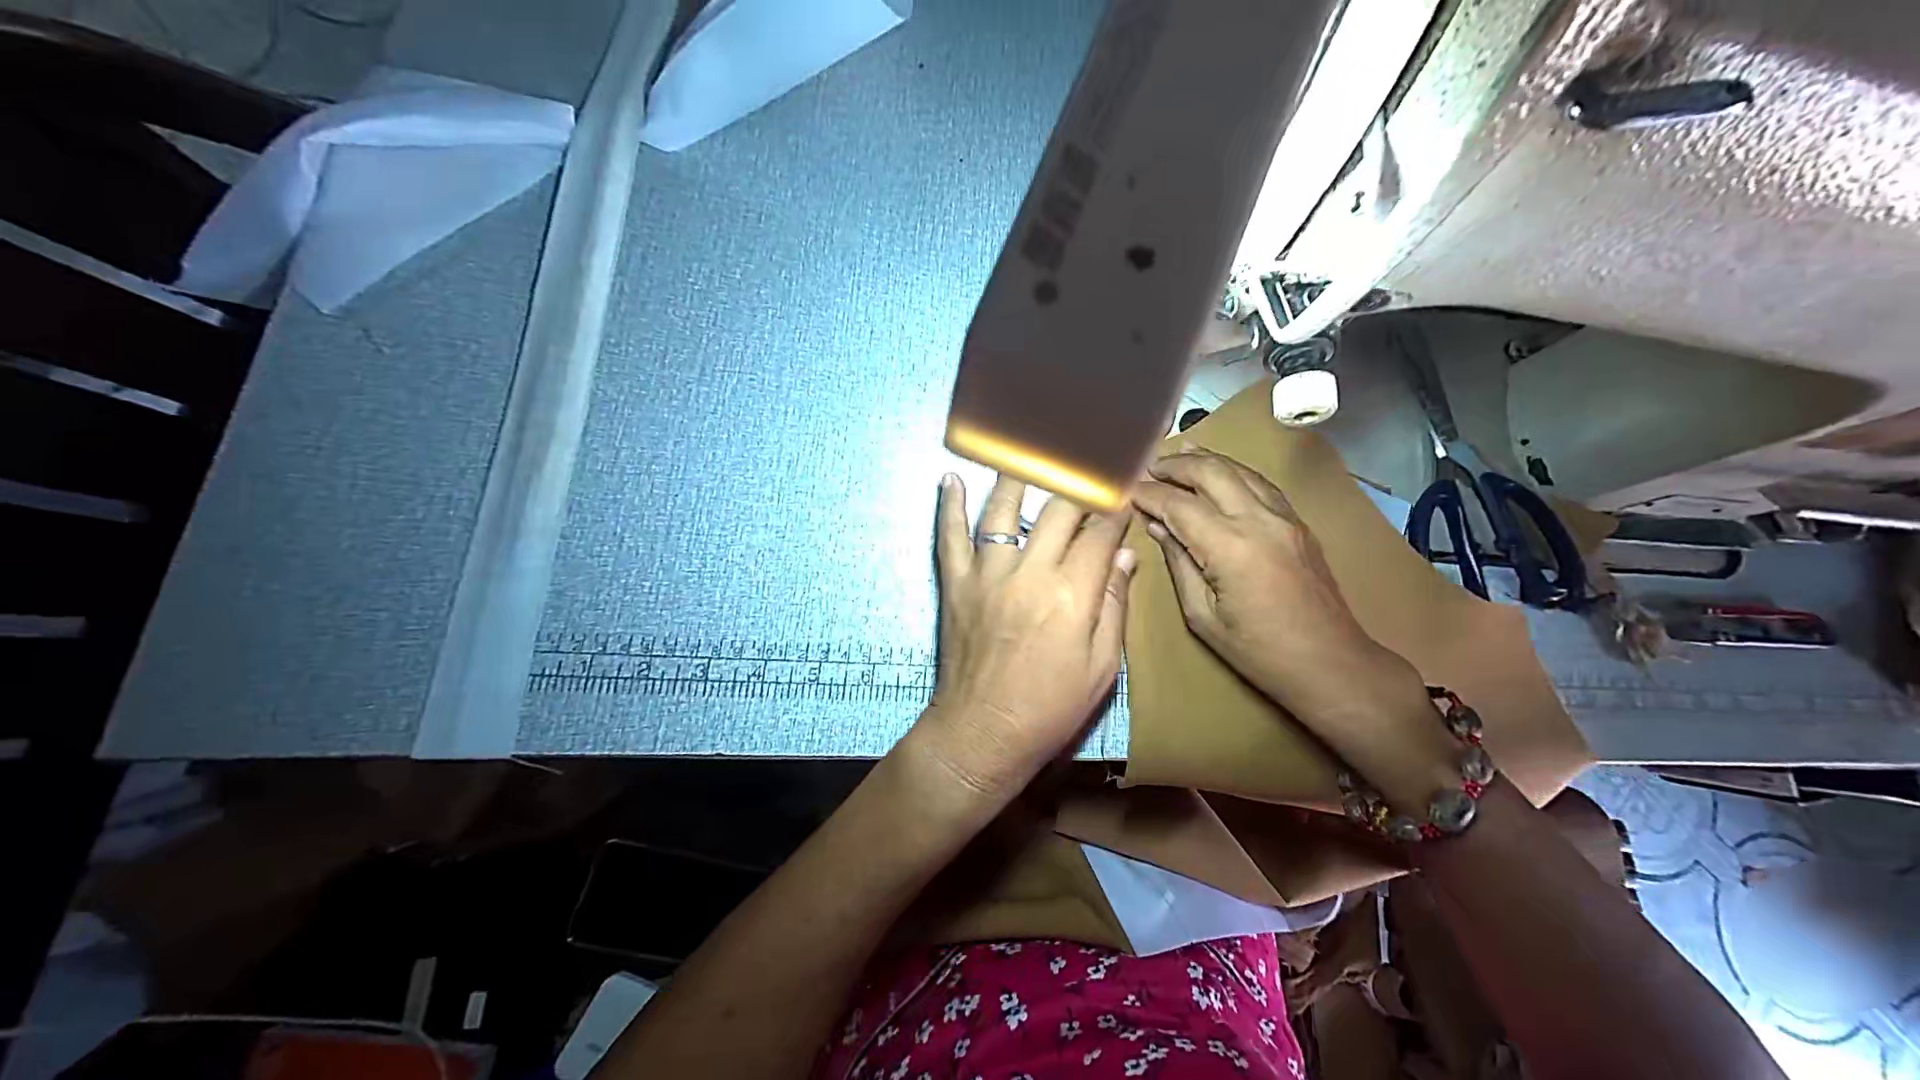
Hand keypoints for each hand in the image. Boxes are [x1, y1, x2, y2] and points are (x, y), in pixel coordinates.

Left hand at [912, 473, 1135, 801]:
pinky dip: (950, 507)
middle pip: (1058, 510)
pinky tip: (951, 479)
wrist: (984, 732)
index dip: (1116, 503)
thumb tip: (1126, 555)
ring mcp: (987, 575)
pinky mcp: (957, 584)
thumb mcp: (1101, 667)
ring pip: (1002, 510)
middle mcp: (1030, 573)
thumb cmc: (1050, 708)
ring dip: (1018, 476)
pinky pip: (950, 537)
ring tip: (1028, 451)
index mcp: (1072, 594)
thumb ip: (1113, 605)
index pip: (1101, 532)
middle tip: (1088, 457)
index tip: (1126, 480)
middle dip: (1079, 480)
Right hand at [1131, 449, 1458, 810]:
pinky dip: (1233, 472)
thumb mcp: (1202, 615)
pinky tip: (1218, 474)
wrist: (1330, 662)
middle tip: (1147, 466)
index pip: (1178, 505)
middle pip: (1210, 471)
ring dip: (1205, 461)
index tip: (1125, 488)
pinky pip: (1260, 484)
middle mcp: (1258, 520)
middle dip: (1175, 464)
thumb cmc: (1259, 651)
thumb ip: (1179, 563)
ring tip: (1177, 457)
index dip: (1148, 494)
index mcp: (1229, 547)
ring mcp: (1283, 517)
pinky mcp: (1298, 523)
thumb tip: (1157, 526)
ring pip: (1239, 470)